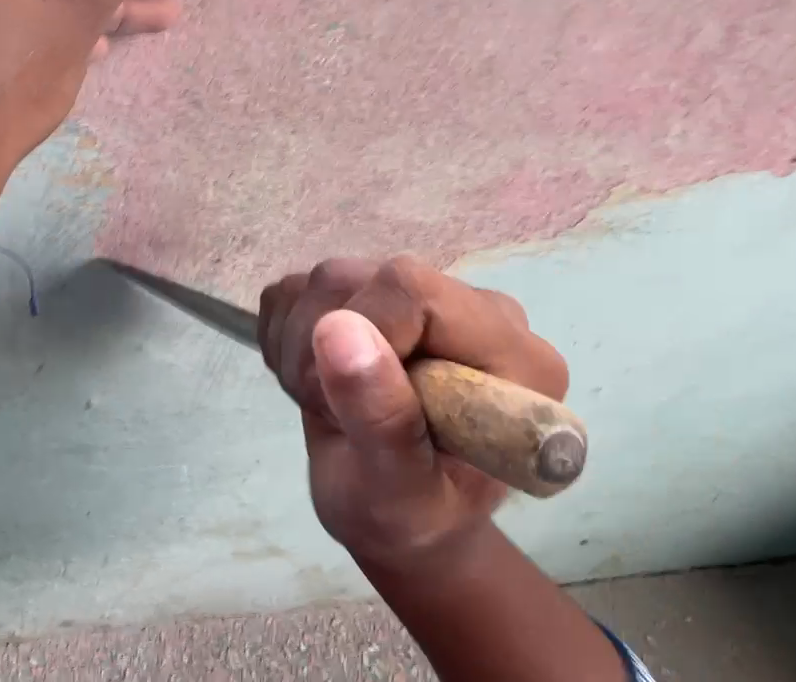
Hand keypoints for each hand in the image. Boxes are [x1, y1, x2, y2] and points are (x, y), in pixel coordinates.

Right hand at [258, 257, 568, 571]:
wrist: (392, 513)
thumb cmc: (410, 518)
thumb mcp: (400, 492)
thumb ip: (382, 418)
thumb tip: (338, 328)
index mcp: (512, 354)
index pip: (412, 289)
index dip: (361, 331)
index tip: (345, 399)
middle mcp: (471, 310)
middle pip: (358, 278)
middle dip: (318, 348)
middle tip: (331, 411)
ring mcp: (415, 297)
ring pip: (321, 280)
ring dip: (297, 347)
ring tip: (327, 402)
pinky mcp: (368, 294)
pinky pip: (297, 289)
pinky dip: (283, 335)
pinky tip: (315, 378)